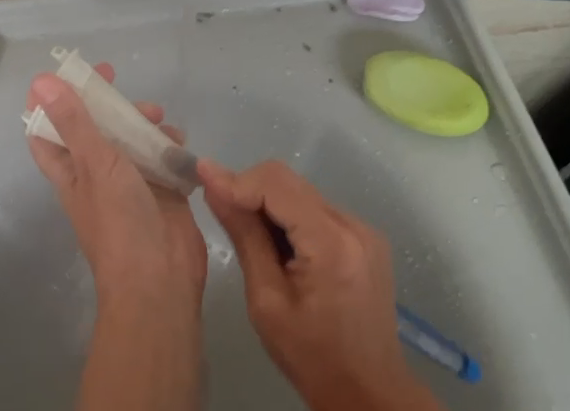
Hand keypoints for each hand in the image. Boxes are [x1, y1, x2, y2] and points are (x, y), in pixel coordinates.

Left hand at [29, 66, 205, 410]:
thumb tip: (40, 81)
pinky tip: (179, 143)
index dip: (52, 101)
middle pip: (96, 128)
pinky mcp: (162, 192)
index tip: (70, 74)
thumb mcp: (94, 163)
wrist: (159, 280)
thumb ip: (73, 121)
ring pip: (132, 140)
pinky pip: (163, 158)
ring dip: (144, 124)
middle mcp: (97, 174)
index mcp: (70, 169)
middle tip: (123, 84)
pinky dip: (170, 146)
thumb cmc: (118, 221)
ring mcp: (131, 184)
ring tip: (161, 120)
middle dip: (108, 105)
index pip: (47, 129)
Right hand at [200, 160, 442, 410]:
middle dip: (249, 190)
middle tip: (219, 211)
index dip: (236, 180)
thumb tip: (213, 185)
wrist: (368, 392)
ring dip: (269, 204)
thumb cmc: (311, 355)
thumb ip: (243, 236)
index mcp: (331, 243)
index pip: (276, 184)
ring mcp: (364, 230)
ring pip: (301, 192)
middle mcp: (353, 225)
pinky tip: (279, 248)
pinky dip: (290, 217)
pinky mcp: (365, 238)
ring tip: (251, 238)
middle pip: (289, 182)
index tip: (201, 181)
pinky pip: (316, 209)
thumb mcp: (266, 300)